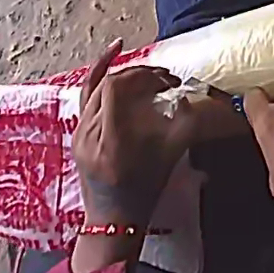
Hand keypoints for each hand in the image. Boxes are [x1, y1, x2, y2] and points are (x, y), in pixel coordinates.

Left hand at [72, 40, 207, 225]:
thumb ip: (184, 127)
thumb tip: (195, 98)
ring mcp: (79, 131)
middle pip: (108, 85)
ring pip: (98, 87)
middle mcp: (88, 132)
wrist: (112, 220)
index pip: (116, 90)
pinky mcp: (78, 130)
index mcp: (110, 141)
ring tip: (150, 75)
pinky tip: (114, 52)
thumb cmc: (144, 191)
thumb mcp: (168, 159)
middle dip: (139, 75)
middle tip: (165, 79)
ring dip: (126, 76)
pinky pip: (87, 95)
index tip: (166, 80)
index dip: (142, 76)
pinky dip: (99, 73)